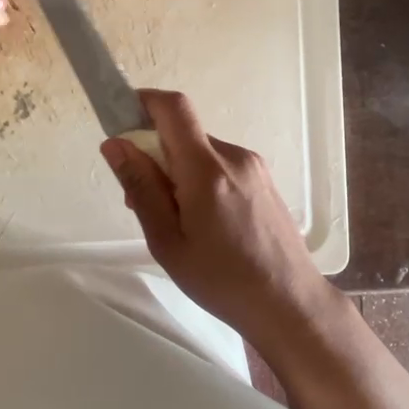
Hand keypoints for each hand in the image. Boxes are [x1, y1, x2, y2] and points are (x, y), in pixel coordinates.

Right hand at [99, 90, 325, 340]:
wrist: (293, 306)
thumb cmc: (223, 281)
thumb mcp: (167, 242)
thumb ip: (141, 188)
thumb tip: (115, 145)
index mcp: (207, 170)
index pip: (174, 107)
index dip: (143, 102)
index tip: (122, 121)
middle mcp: (234, 157)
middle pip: (183, 133)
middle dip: (155, 153)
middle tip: (143, 200)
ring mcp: (254, 167)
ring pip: (201, 151)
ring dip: (179, 171)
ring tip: (178, 222)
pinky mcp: (265, 180)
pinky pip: (220, 165)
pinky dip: (201, 180)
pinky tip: (205, 223)